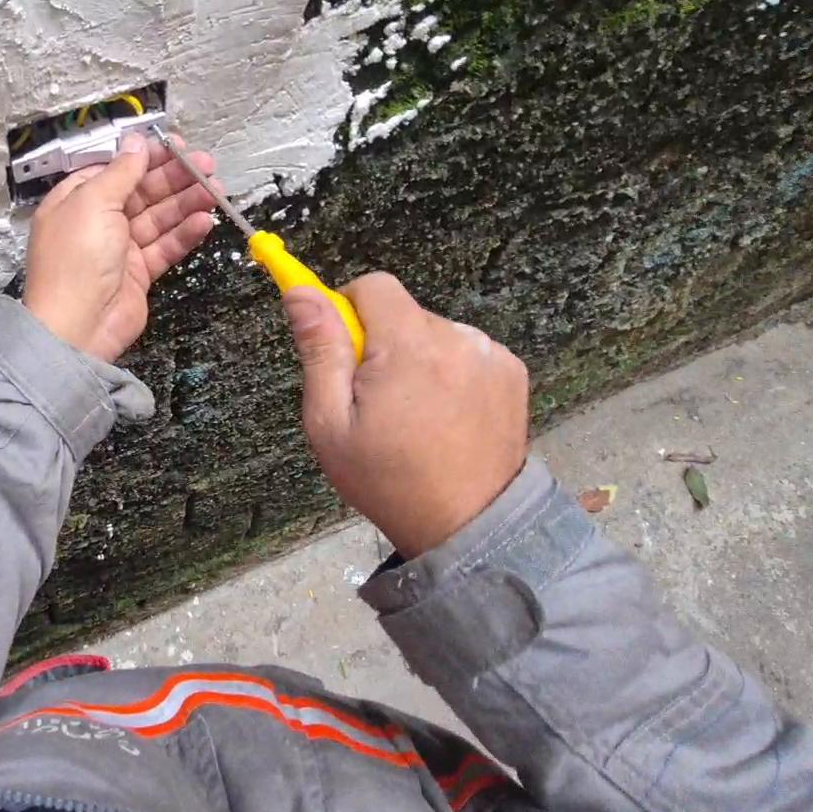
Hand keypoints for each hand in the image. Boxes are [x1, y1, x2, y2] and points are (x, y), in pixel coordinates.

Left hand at [22, 132, 219, 362]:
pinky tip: (206, 220)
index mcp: (76, 201)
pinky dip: (185, 233)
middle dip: (173, 177)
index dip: (144, 157)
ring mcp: (118, 249)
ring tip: (216, 189)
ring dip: (186, 202)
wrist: (77, 326)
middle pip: (140, 192)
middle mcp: (96, 222)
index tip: (175, 146)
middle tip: (207, 165)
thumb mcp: (93, 202)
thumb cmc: (75, 259)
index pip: (114, 170)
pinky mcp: (138, 273)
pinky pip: (165, 247)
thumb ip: (120, 172)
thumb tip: (135, 142)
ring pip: (158, 218)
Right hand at [284, 274, 528, 556]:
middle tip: (373, 400)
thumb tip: (300, 292)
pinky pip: (463, 350)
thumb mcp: (329, 421)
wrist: (468, 526)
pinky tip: (442, 415)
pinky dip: (447, 371)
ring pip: (432, 332)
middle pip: (402, 312)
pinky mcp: (512, 372)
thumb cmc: (387, 479)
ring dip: (415, 357)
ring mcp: (491, 354)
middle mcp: (458, 338)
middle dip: (380, 343)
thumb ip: (319, 349)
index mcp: (409, 346)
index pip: (373, 285)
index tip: (342, 350)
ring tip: (412, 413)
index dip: (347, 309)